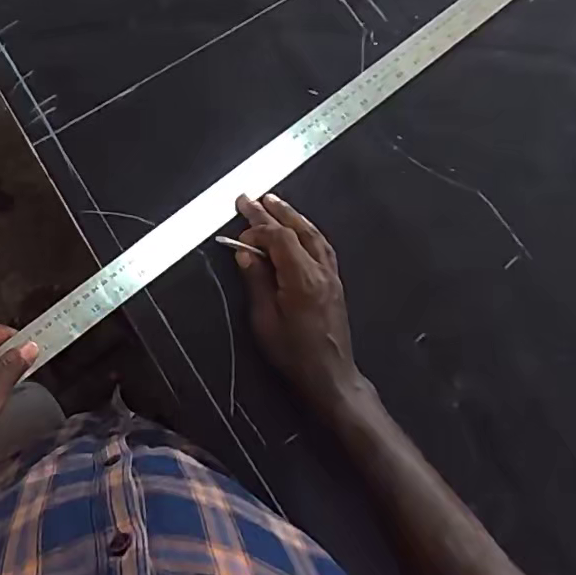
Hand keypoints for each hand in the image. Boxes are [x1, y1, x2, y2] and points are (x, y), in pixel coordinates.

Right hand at [234, 193, 363, 405]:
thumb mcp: (264, 319)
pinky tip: (298, 228)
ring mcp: (331, 276)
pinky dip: (306, 230)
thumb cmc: (295, 354)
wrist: (330, 376)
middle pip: (296, 230)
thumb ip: (256, 281)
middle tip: (253, 198)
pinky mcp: (334, 282)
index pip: (279, 238)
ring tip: (274, 203)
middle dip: (273, 211)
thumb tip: (245, 254)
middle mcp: (320, 272)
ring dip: (292, 216)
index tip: (241, 228)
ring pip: (313, 234)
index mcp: (302, 279)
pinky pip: (321, 245)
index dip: (257, 228)